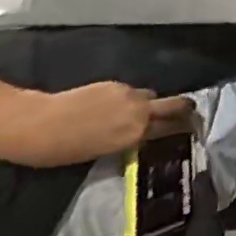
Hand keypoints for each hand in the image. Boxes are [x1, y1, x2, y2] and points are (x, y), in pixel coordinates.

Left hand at [0, 84, 194, 167]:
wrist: (39, 124)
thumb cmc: (66, 150)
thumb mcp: (105, 151)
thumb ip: (129, 138)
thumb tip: (140, 133)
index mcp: (137, 133)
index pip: (173, 126)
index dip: (187, 126)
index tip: (195, 127)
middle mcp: (138, 110)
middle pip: (173, 104)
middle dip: (183, 108)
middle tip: (188, 113)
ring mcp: (126, 93)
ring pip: (149, 96)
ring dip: (149, 104)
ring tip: (139, 114)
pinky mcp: (113, 84)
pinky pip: (130, 92)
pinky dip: (129, 99)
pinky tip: (115, 108)